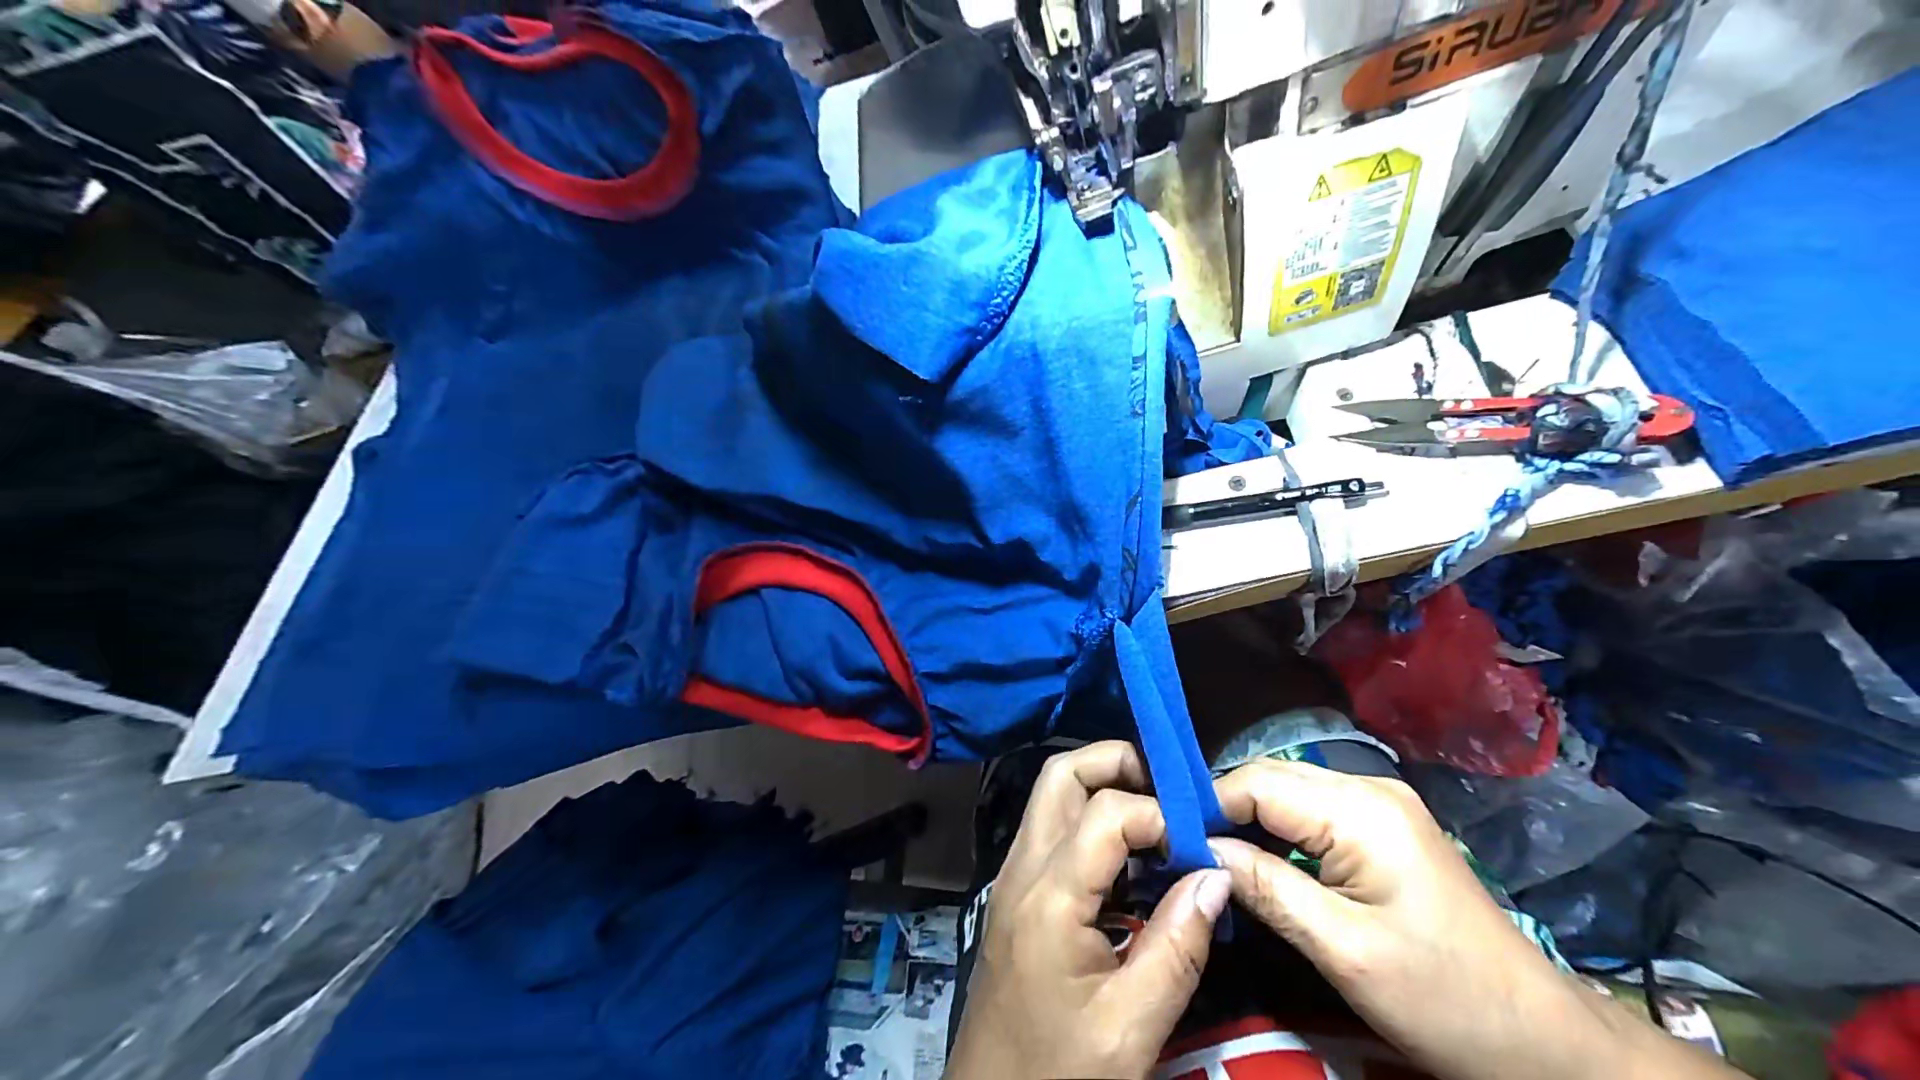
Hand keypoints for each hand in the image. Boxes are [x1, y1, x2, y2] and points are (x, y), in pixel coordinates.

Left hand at [946, 742, 1232, 1079]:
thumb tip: (1217, 873)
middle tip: (1175, 793)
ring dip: (1107, 788)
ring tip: (1163, 819)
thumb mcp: (1131, 1027)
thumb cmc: (1058, 1072)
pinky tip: (1135, 858)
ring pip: (1054, 795)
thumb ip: (1178, 947)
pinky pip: (1054, 829)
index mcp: (1048, 895)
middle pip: (1063, 775)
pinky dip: (1094, 820)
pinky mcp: (1018, 890)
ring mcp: (1015, 875)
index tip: (1203, 845)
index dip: (1161, 815)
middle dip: (1120, 764)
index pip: (1107, 811)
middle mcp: (1023, 867)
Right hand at [1209, 760, 1745, 1079]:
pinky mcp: (1379, 825)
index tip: (1167, 839)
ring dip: (1244, 819)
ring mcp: (1377, 804)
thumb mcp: (1342, 950)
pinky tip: (1254, 857)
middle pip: (1268, 779)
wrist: (1542, 1041)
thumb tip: (1200, 849)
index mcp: (1361, 810)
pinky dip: (1273, 830)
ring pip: (1284, 792)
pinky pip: (1307, 811)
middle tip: (1181, 848)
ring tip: (1208, 852)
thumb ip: (1265, 888)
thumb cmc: (1444, 999)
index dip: (1205, 805)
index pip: (1256, 783)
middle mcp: (1367, 788)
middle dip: (1221, 809)